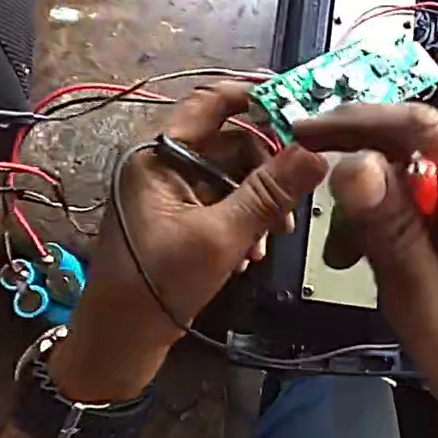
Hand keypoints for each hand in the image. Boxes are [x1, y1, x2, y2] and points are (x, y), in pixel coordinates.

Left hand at [52, 83, 327, 399]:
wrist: (122, 341)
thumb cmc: (159, 284)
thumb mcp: (221, 236)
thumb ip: (269, 193)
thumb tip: (316, 154)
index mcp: (158, 155)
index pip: (211, 103)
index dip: (255, 95)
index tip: (299, 103)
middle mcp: (165, 165)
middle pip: (231, 144)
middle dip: (268, 169)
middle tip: (296, 196)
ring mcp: (174, 193)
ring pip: (233, 177)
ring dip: (261, 202)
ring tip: (275, 236)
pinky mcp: (183, 218)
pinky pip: (225, 203)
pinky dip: (246, 221)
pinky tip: (253, 252)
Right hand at [295, 103, 437, 437]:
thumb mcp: (427, 309)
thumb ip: (392, 235)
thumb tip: (350, 163)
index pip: (426, 132)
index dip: (359, 124)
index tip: (302, 133)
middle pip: (418, 154)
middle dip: (363, 184)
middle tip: (327, 233)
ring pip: (416, 180)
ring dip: (374, 212)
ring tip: (348, 261)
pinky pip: (429, 204)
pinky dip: (395, 226)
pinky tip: (380, 260)